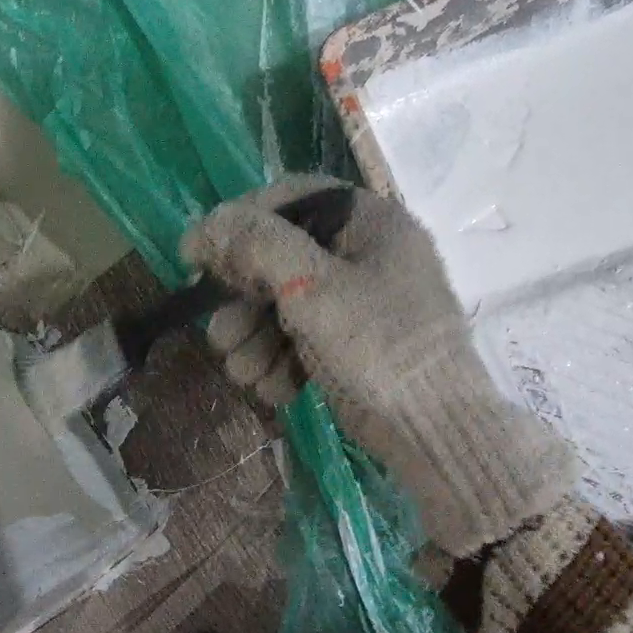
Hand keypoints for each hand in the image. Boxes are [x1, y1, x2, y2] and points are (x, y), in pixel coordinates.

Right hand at [181, 175, 576, 555]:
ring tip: (243, 372)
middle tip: (219, 334)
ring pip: (287, 304)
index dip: (237, 222)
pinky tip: (274, 389)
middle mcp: (367, 253)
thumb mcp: (314, 289)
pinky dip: (283, 360)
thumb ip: (258, 246)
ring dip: (256, 338)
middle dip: (243, 302)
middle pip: (282, 258)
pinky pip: (304, 336)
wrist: (436, 434)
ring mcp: (362, 301)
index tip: (196, 255)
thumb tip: (211, 223)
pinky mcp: (354, 343)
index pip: (290, 199)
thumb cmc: (378, 347)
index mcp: (370, 222)